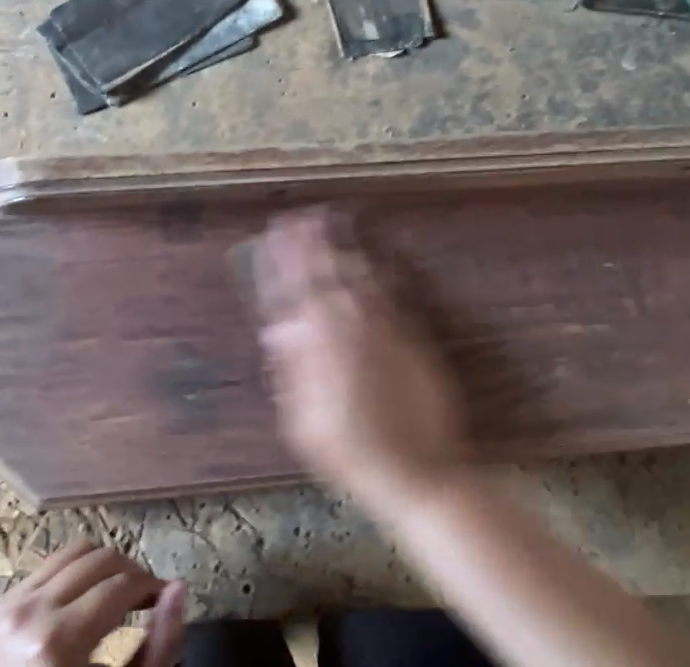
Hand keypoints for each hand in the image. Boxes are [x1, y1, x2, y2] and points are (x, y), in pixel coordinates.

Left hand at [0, 542, 186, 666]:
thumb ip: (158, 647)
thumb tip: (177, 588)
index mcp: (59, 640)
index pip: (121, 584)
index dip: (151, 586)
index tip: (162, 600)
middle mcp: (29, 611)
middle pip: (99, 558)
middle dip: (130, 572)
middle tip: (143, 598)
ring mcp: (7, 605)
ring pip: (72, 552)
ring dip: (101, 568)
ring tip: (116, 595)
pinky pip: (47, 568)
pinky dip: (73, 577)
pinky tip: (83, 604)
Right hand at [247, 209, 466, 506]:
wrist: (416, 473)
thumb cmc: (351, 456)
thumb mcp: (303, 424)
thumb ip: (291, 371)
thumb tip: (278, 329)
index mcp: (317, 353)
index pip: (292, 295)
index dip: (282, 263)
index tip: (273, 236)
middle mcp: (349, 334)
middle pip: (325, 279)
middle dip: (311, 245)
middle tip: (301, 216)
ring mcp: (383, 334)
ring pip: (359, 281)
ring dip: (344, 249)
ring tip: (333, 221)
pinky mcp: (412, 339)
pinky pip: (392, 295)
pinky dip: (380, 272)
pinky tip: (374, 257)